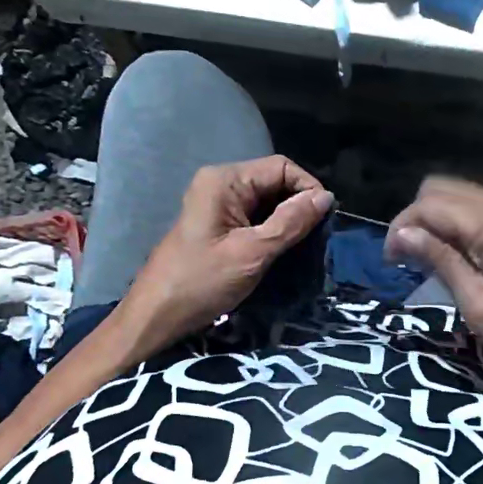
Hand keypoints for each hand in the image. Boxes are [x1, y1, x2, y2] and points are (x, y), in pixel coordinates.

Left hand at [110, 156, 333, 357]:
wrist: (156, 316)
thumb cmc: (201, 282)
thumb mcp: (252, 252)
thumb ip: (290, 222)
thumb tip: (326, 196)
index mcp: (224, 180)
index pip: (280, 167)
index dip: (307, 188)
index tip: (326, 220)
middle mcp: (220, 184)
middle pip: (273, 182)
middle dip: (298, 206)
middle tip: (317, 237)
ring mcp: (217, 205)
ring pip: (266, 202)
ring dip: (287, 221)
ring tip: (304, 246)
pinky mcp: (217, 226)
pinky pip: (253, 218)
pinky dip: (272, 231)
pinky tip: (283, 251)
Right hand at [385, 177, 482, 390]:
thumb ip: (443, 263)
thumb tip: (402, 234)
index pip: (433, 204)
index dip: (402, 227)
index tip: (391, 262)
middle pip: (442, 188)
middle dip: (416, 219)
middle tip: (407, 261)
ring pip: (459, 194)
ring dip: (436, 221)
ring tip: (429, 261)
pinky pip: (479, 207)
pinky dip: (457, 224)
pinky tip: (458, 257)